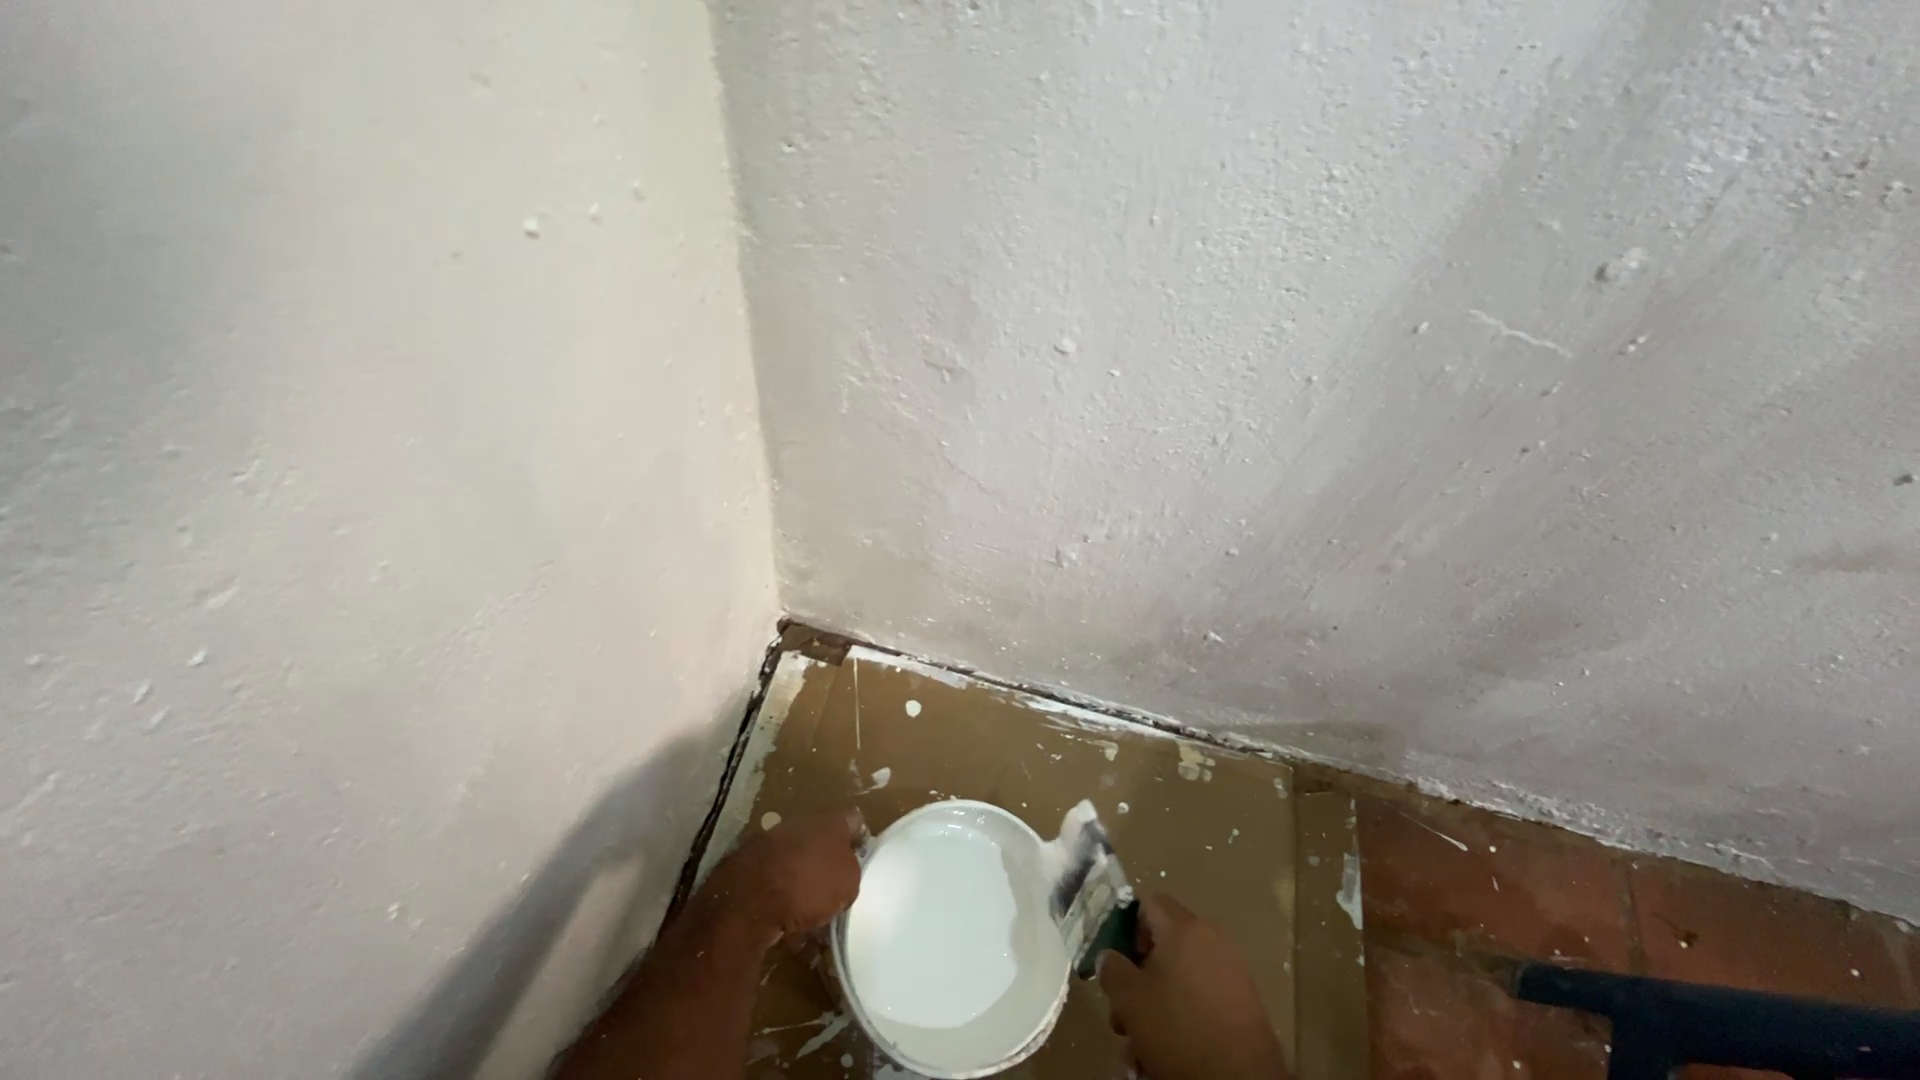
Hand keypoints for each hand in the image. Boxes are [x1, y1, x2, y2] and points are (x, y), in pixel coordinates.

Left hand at [701, 808, 863, 946]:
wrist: (750, 899)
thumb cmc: (810, 884)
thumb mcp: (849, 884)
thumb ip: (851, 871)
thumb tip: (842, 871)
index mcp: (829, 822)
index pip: (854, 819)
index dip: (860, 837)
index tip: (864, 857)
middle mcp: (800, 824)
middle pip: (822, 841)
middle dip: (828, 863)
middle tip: (837, 890)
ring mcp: (771, 844)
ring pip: (796, 864)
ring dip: (803, 883)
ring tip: (812, 916)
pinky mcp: (749, 868)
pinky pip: (775, 884)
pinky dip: (782, 902)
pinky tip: (788, 928)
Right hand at [1098, 894, 1290, 1079]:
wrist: (1241, 1077)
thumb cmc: (1179, 1028)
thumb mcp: (1130, 999)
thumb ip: (1112, 970)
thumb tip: (1109, 956)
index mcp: (1184, 928)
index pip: (1149, 903)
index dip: (1127, 926)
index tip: (1119, 961)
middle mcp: (1211, 939)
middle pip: (1164, 946)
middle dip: (1138, 979)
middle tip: (1123, 1013)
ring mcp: (1231, 970)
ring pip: (1179, 979)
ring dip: (1156, 1004)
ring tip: (1141, 1044)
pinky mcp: (1243, 1000)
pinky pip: (1201, 997)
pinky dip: (1182, 1015)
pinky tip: (1168, 1049)